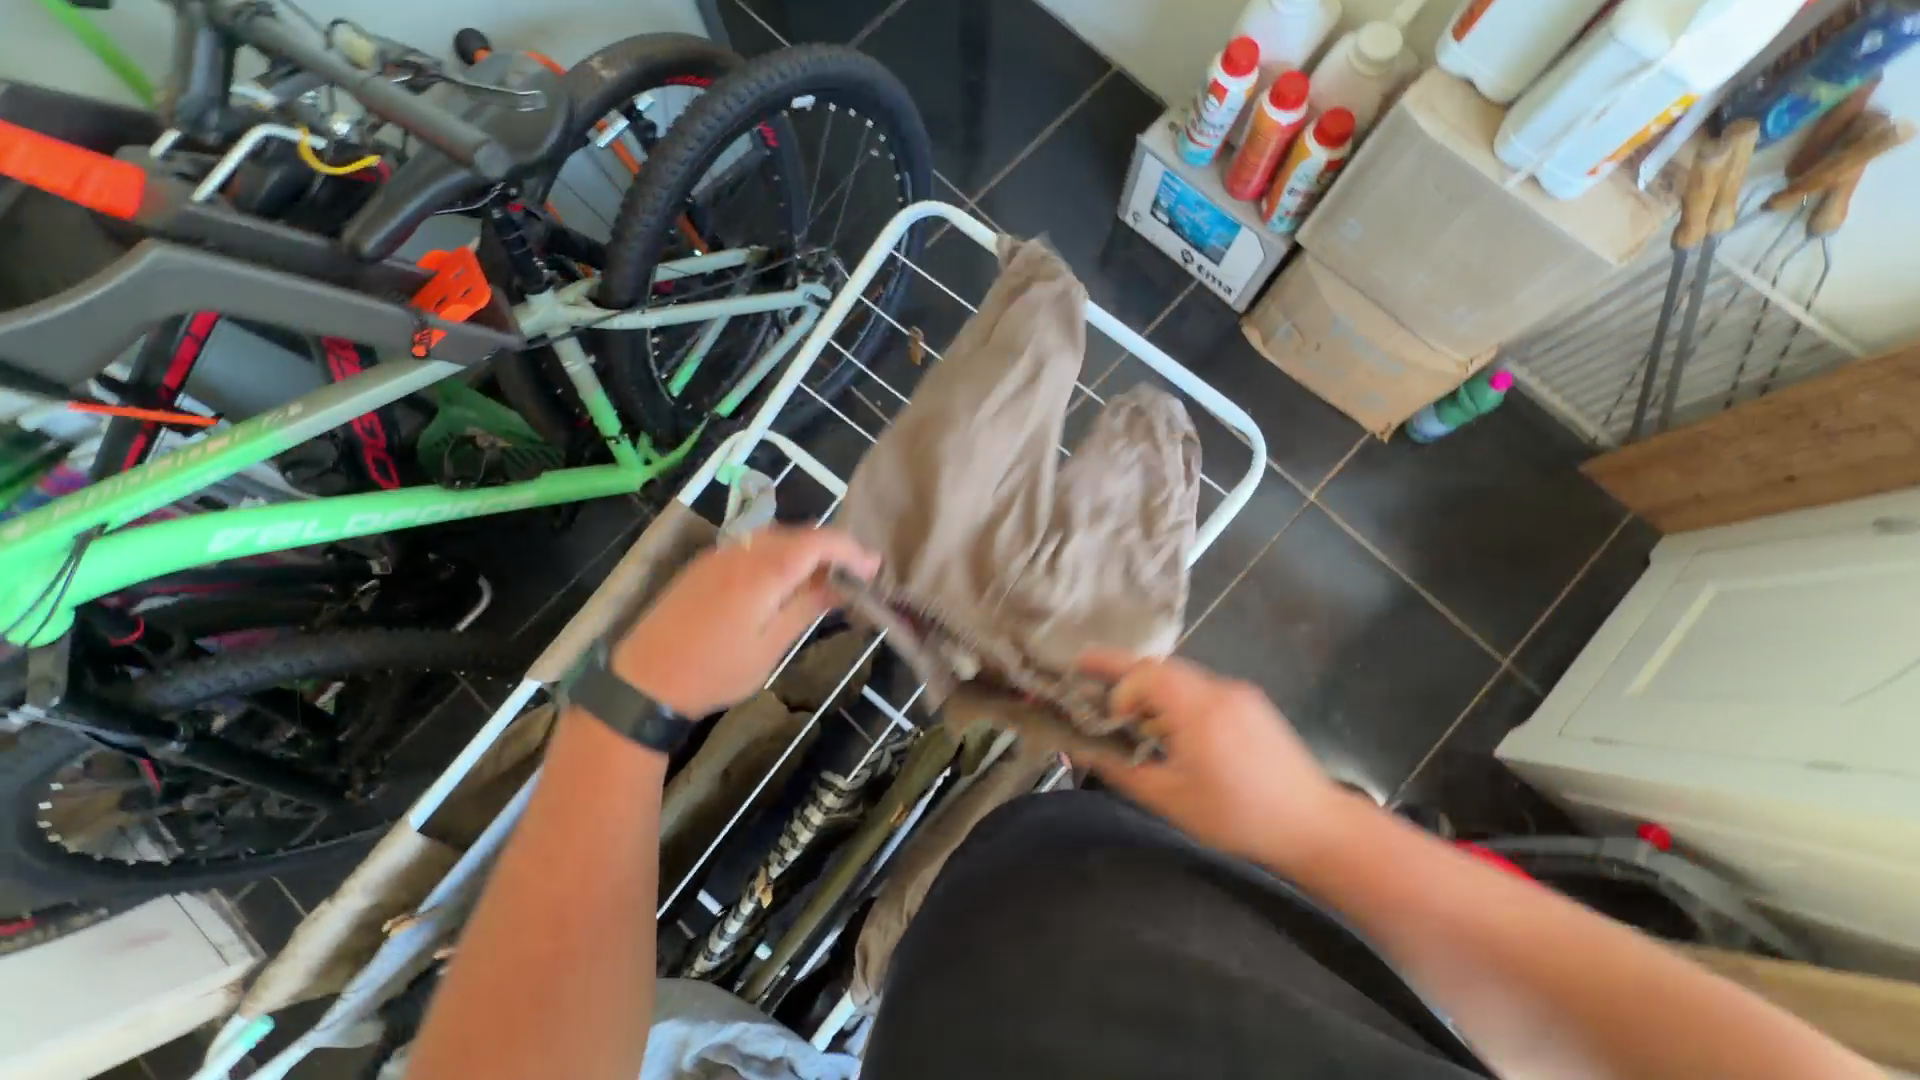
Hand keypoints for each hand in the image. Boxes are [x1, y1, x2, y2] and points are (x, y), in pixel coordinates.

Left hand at [612, 526, 878, 717]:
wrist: (644, 681)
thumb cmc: (715, 671)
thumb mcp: (771, 645)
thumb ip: (808, 606)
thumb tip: (844, 584)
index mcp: (763, 570)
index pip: (819, 541)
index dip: (851, 550)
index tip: (875, 568)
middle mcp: (743, 550)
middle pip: (799, 534)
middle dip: (832, 550)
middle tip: (857, 578)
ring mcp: (720, 555)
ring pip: (776, 538)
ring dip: (805, 552)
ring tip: (826, 582)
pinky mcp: (705, 565)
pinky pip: (754, 548)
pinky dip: (779, 557)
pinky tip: (785, 585)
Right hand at [1079, 649, 1349, 871]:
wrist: (1314, 824)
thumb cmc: (1238, 816)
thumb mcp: (1171, 799)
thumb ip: (1123, 770)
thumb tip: (1084, 751)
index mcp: (1198, 710)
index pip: (1146, 673)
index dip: (1117, 685)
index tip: (1104, 713)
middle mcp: (1219, 690)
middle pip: (1161, 667)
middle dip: (1124, 673)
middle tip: (1088, 676)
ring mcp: (1240, 695)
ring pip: (1182, 678)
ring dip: (1151, 689)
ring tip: (1129, 715)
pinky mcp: (1253, 706)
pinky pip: (1202, 690)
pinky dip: (1176, 700)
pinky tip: (1171, 731)